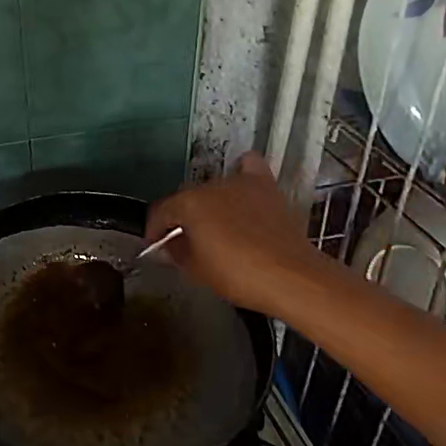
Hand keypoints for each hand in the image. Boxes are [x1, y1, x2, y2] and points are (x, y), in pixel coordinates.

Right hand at [145, 152, 328, 314]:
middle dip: (181, 218)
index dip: (154, 230)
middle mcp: (209, 186)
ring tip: (215, 226)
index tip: (155, 246)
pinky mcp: (265, 187)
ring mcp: (239, 183)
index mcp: (187, 203)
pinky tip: (241, 182)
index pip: (160, 212)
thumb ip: (175, 253)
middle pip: (186, 198)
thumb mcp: (196, 271)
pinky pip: (249, 168)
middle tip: (185, 242)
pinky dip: (242, 172)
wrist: (291, 277)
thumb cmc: (238, 275)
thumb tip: (166, 247)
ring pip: (214, 187)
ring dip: (209, 204)